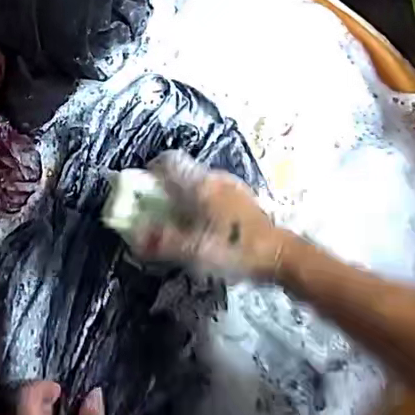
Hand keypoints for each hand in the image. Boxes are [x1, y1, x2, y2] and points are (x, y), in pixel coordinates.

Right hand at [134, 150, 290, 279]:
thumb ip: (163, 242)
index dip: (151, 169)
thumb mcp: (194, 251)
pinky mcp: (243, 197)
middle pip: (183, 172)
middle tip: (156, 211)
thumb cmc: (235, 249)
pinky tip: (205, 226)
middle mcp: (215, 177)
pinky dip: (202, 202)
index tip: (141, 187)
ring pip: (199, 182)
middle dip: (166, 187)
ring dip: (185, 196)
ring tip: (180, 222)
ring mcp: (231, 185)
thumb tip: (134, 236)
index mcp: (200, 183)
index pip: (169, 160)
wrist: (280, 254)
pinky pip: (213, 192)